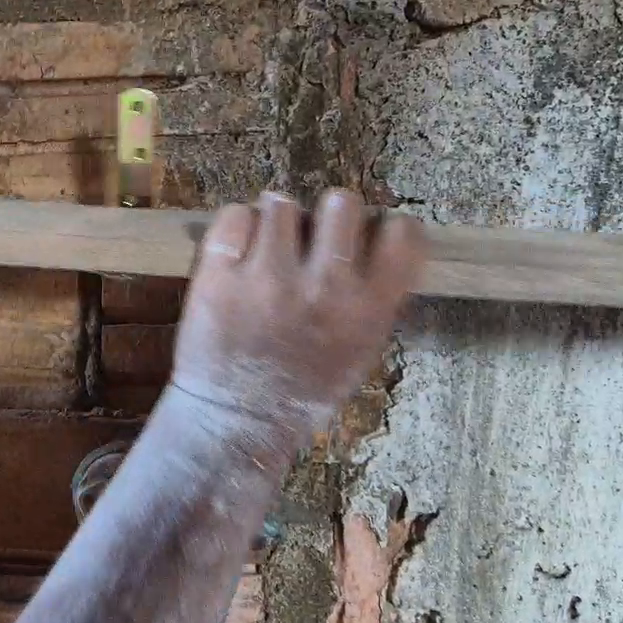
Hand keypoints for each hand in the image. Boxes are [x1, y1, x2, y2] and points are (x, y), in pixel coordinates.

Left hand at [167, 189, 425, 444]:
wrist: (234, 421)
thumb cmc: (302, 390)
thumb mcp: (360, 351)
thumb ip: (371, 297)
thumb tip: (371, 239)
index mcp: (369, 310)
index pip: (403, 233)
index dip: (385, 226)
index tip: (367, 236)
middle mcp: (324, 288)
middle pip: (342, 202)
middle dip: (326, 215)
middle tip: (309, 240)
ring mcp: (268, 278)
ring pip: (281, 204)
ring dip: (275, 222)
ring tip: (266, 251)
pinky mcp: (220, 274)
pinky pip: (235, 216)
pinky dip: (236, 228)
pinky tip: (236, 254)